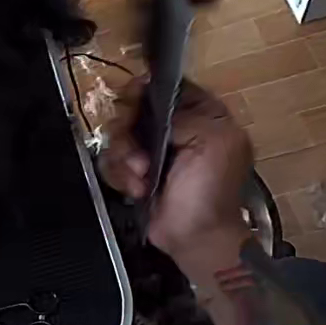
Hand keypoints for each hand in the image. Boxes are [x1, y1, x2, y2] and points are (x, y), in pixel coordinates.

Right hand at [101, 77, 254, 267]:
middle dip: (131, 130)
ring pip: (120, 134)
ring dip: (126, 157)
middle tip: (139, 152)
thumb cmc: (211, 189)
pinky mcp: (135, 173)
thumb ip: (185, 115)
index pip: (170, 87)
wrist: (196, 237)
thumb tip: (152, 103)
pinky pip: (112, 161)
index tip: (133, 97)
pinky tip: (137, 189)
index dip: (149, 89)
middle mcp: (177, 129)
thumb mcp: (213, 141)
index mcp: (204, 116)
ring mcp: (154, 152)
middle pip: (137, 108)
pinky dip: (121, 175)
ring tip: (141, 177)